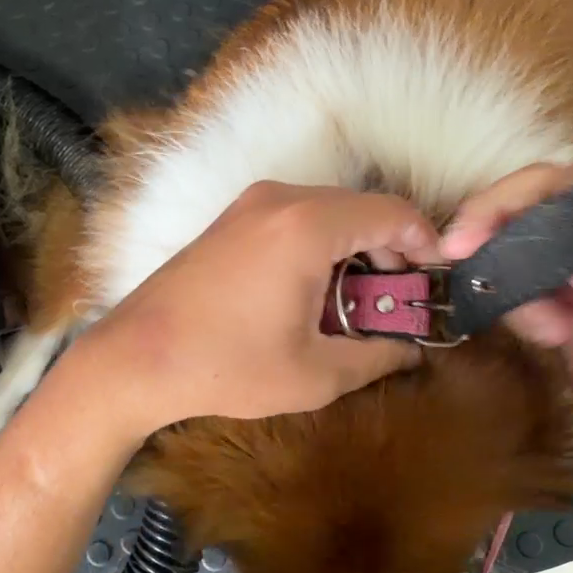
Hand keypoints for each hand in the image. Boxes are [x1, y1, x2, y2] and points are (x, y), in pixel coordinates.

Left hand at [63, 181, 438, 436]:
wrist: (136, 357)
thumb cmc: (227, 366)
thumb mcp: (315, 373)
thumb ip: (377, 355)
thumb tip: (414, 350)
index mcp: (307, 225)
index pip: (393, 212)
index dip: (427, 243)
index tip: (437, 281)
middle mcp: (280, 199)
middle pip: (362, 206)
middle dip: (391, 249)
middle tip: (400, 299)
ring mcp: (249, 204)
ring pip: (328, 210)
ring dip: (355, 246)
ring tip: (361, 301)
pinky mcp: (231, 218)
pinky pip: (295, 216)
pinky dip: (321, 242)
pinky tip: (318, 289)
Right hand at [444, 161, 572, 492]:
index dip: (544, 195)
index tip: (502, 229)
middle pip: (555, 199)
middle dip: (504, 218)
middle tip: (457, 246)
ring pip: (531, 238)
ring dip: (511, 270)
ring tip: (537, 326)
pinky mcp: (570, 303)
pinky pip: (524, 282)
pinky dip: (519, 305)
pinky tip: (547, 339)